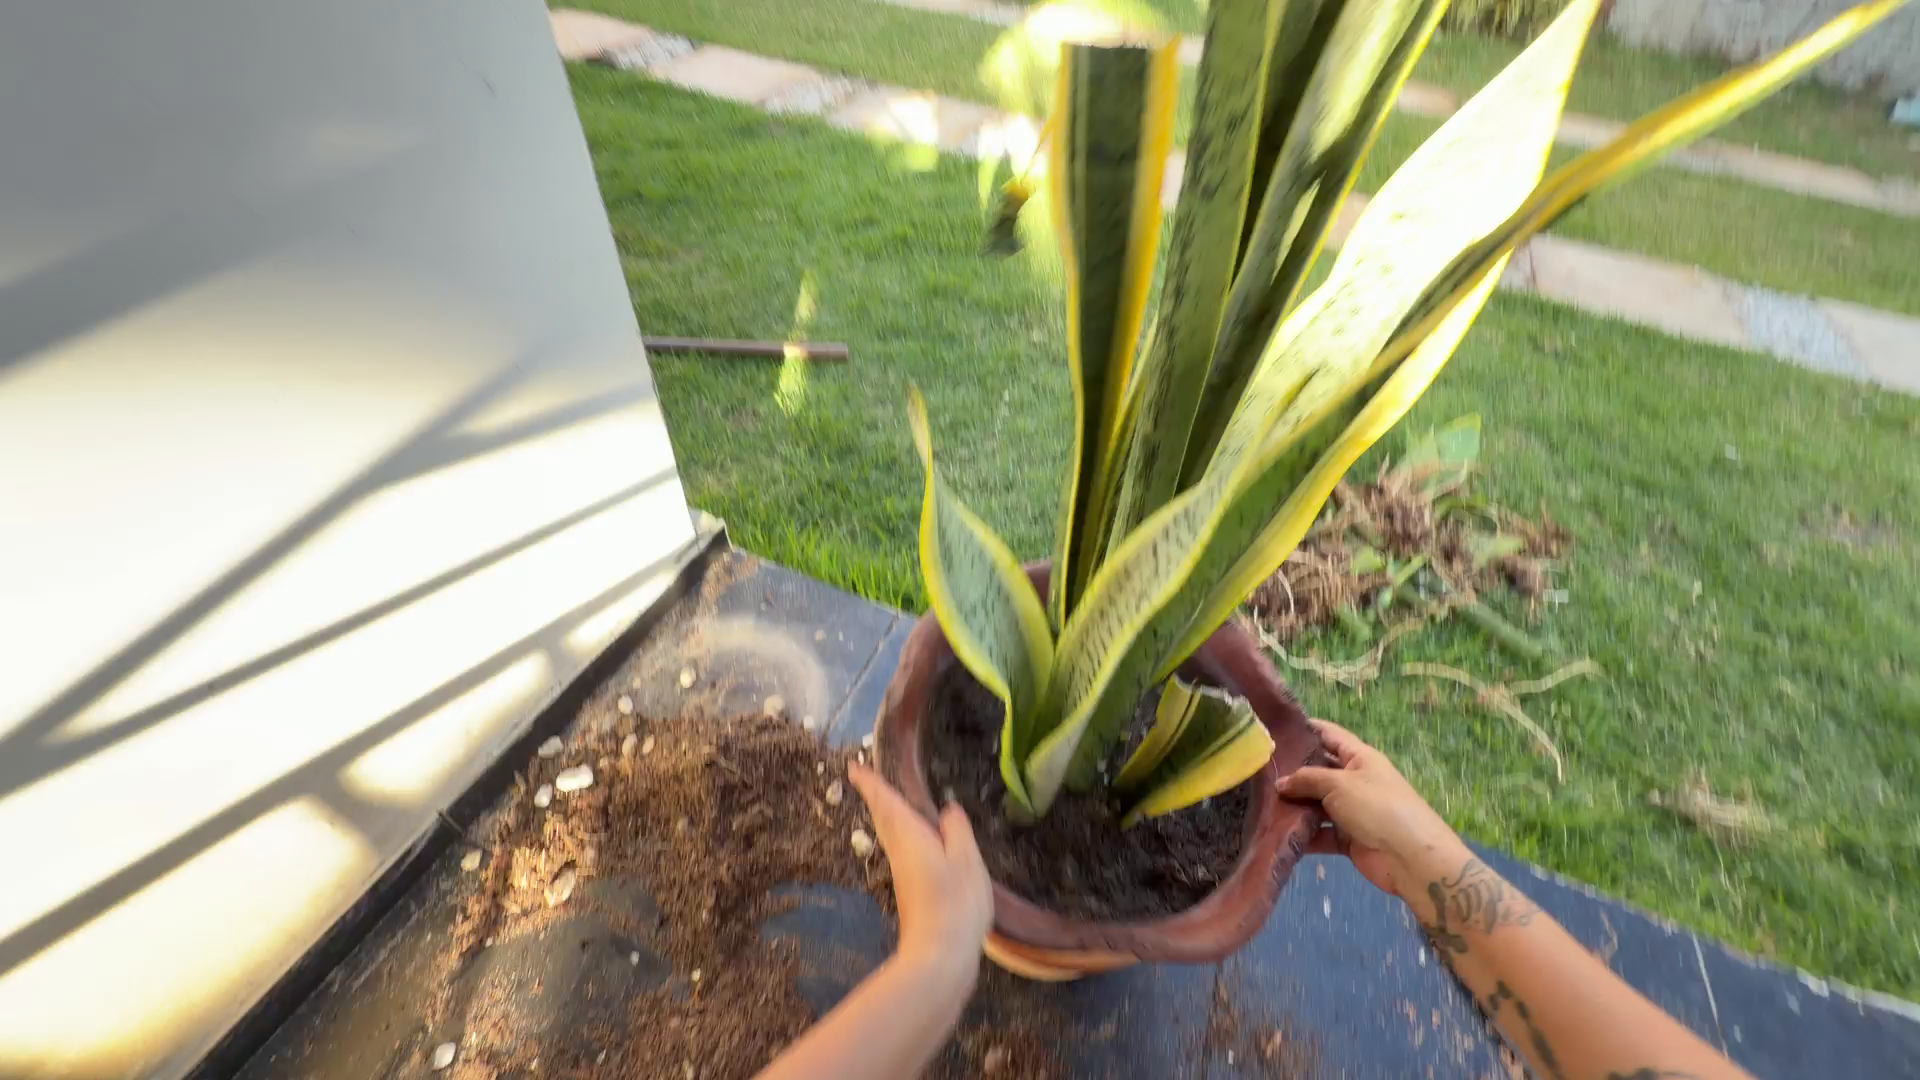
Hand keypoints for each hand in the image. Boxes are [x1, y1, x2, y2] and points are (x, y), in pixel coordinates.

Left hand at [847, 762, 993, 977]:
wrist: (939, 957)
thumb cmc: (954, 901)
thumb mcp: (966, 858)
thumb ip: (957, 829)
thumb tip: (947, 810)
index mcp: (909, 835)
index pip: (885, 801)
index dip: (870, 783)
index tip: (852, 767)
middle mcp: (899, 850)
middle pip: (883, 817)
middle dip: (875, 796)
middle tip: (863, 778)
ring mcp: (902, 873)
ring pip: (890, 834)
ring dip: (886, 814)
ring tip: (888, 799)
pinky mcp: (909, 889)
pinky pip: (901, 847)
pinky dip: (901, 832)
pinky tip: (915, 837)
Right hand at [1277, 719, 1468, 901]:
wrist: (1411, 860)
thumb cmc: (1376, 807)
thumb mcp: (1338, 783)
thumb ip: (1305, 779)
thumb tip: (1280, 784)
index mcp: (1359, 758)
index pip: (1329, 735)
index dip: (1305, 728)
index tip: (1275, 726)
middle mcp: (1355, 781)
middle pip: (1318, 770)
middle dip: (1292, 771)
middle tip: (1258, 769)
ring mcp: (1351, 810)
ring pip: (1316, 802)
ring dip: (1294, 805)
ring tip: (1261, 802)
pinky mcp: (1348, 838)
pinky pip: (1320, 831)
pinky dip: (1303, 833)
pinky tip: (1277, 831)